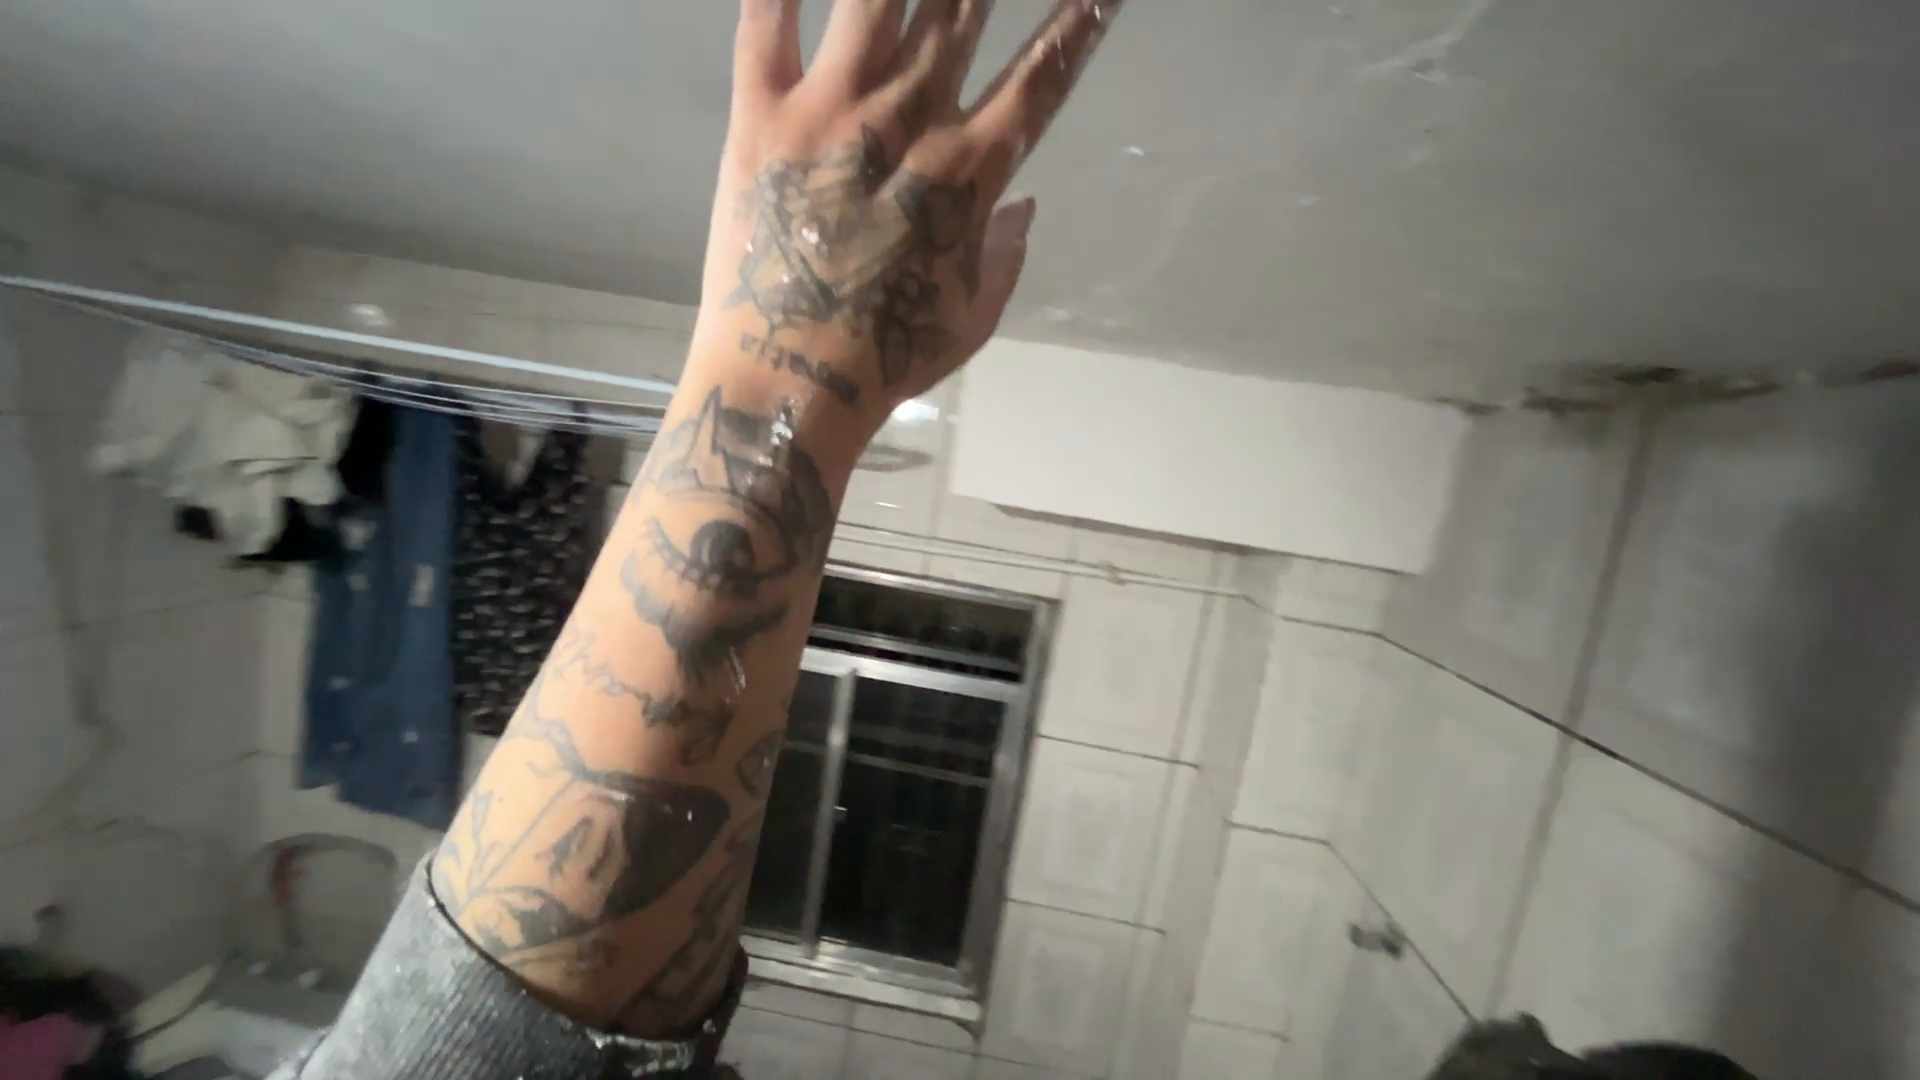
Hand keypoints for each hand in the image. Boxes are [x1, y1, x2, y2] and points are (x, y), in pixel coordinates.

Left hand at [692, 0, 1122, 429]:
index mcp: (966, 174)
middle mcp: (906, 120)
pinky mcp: (758, 117)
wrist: (791, 379)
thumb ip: (1005, 256)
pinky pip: (765, 21)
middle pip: (957, 12)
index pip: (1038, 82)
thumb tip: (1025, 205)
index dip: (1074, 29)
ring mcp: (828, 110)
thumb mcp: (972, 319)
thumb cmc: (890, 358)